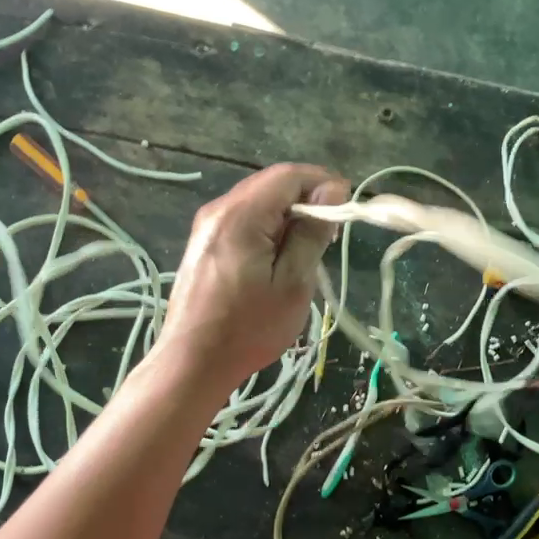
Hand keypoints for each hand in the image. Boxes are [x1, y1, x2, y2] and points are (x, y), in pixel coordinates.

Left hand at [157, 163, 349, 389]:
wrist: (192, 362)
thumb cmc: (248, 329)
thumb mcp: (292, 284)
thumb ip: (311, 234)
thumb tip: (331, 192)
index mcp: (240, 215)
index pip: (289, 175)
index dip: (323, 183)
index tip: (347, 209)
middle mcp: (218, 210)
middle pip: (270, 185)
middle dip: (306, 200)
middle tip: (329, 236)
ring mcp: (206, 227)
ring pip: (256, 203)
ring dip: (287, 217)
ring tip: (307, 251)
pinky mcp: (203, 245)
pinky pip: (242, 221)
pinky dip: (266, 230)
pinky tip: (277, 260)